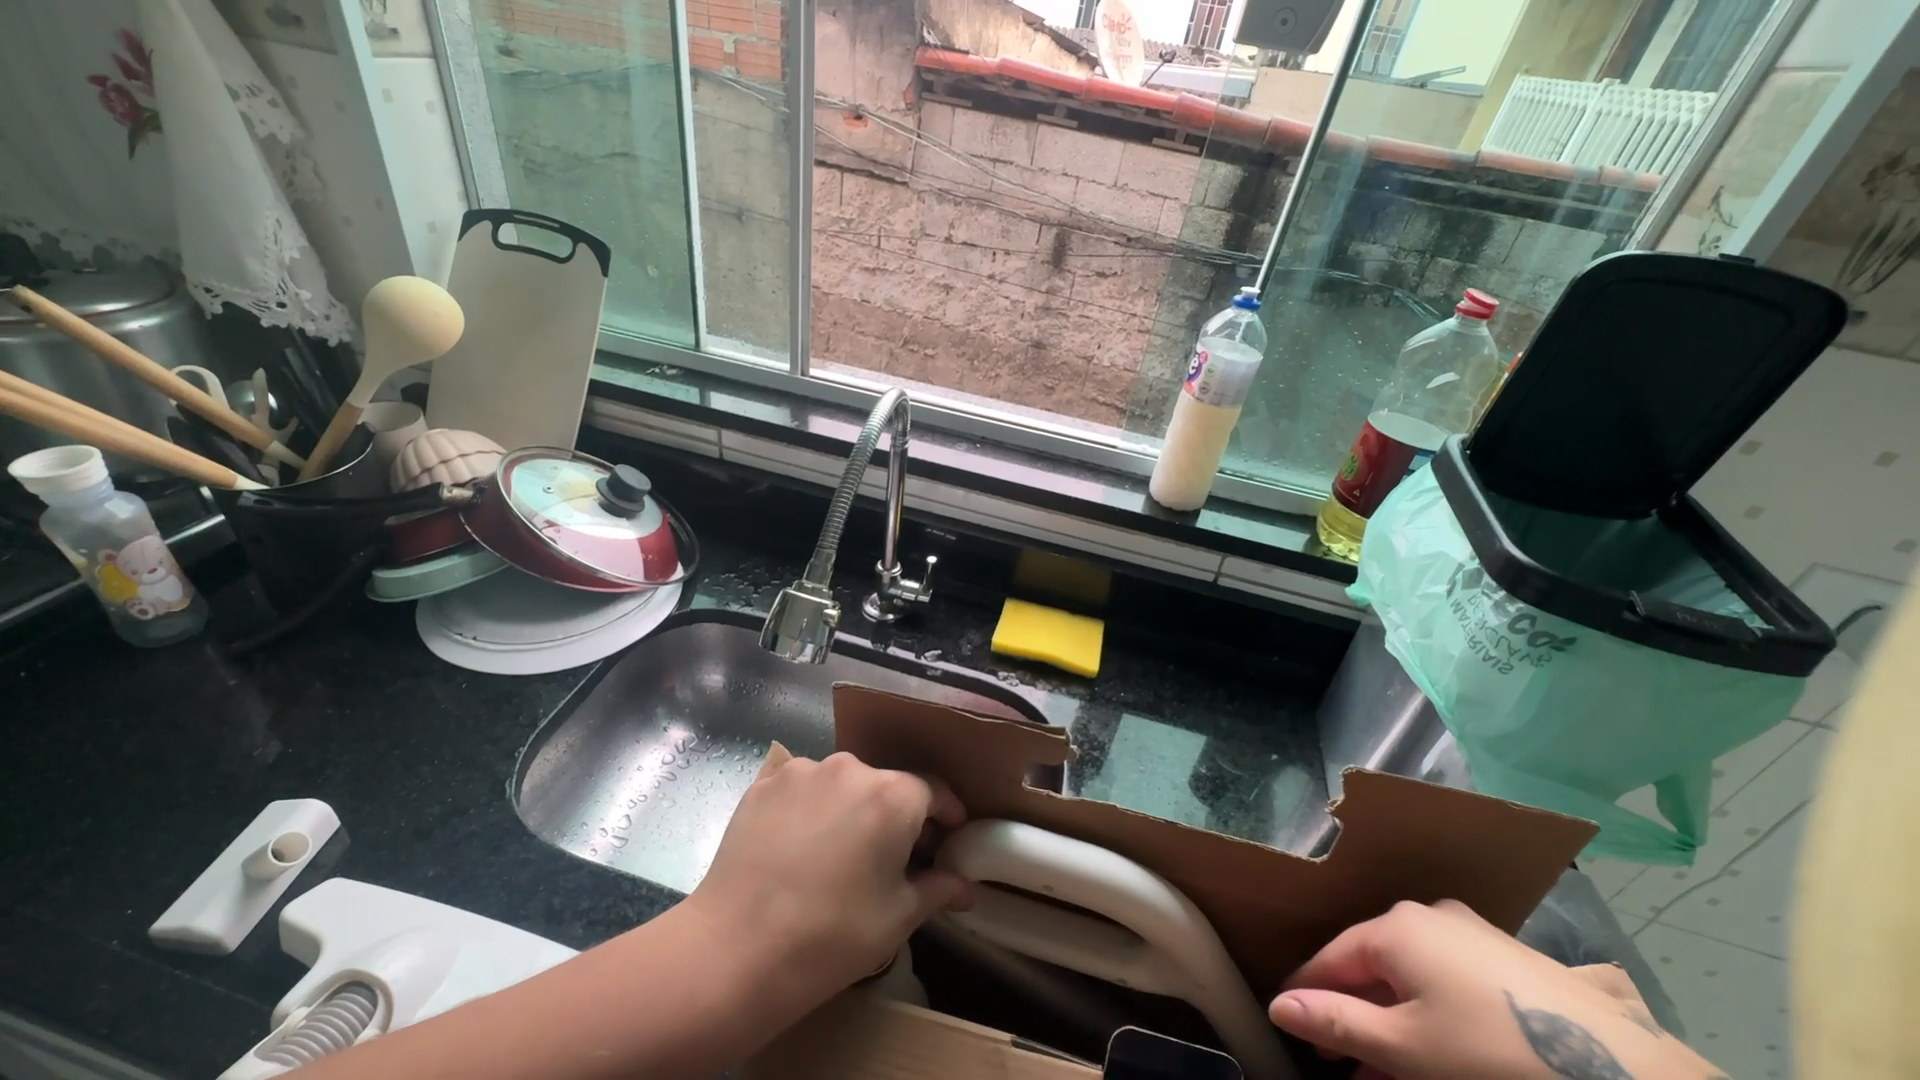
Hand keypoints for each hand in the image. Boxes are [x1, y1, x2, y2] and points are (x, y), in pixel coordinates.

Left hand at [685, 751, 968, 1007]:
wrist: (735, 949)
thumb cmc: (832, 935)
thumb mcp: (899, 917)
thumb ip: (938, 889)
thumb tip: (961, 884)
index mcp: (893, 795)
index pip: (934, 791)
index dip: (946, 816)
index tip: (947, 841)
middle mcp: (850, 768)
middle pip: (886, 785)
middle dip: (896, 816)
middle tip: (893, 858)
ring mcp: (801, 772)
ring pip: (842, 785)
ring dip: (851, 810)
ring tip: (840, 854)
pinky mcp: (762, 784)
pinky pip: (802, 790)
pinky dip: (811, 810)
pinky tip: (800, 849)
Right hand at [1268, 900, 1725, 1079]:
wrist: (1620, 1067)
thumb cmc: (1489, 1051)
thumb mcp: (1404, 1047)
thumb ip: (1336, 1023)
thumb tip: (1278, 1005)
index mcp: (1394, 927)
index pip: (1328, 959)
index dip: (1306, 997)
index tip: (1292, 1033)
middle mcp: (1427, 915)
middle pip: (1371, 966)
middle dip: (1354, 1017)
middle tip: (1341, 1065)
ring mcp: (1471, 931)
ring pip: (1411, 976)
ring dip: (1392, 1022)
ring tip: (1386, 1071)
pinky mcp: (1507, 955)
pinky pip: (1447, 979)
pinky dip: (1429, 1014)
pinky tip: (1435, 1052)